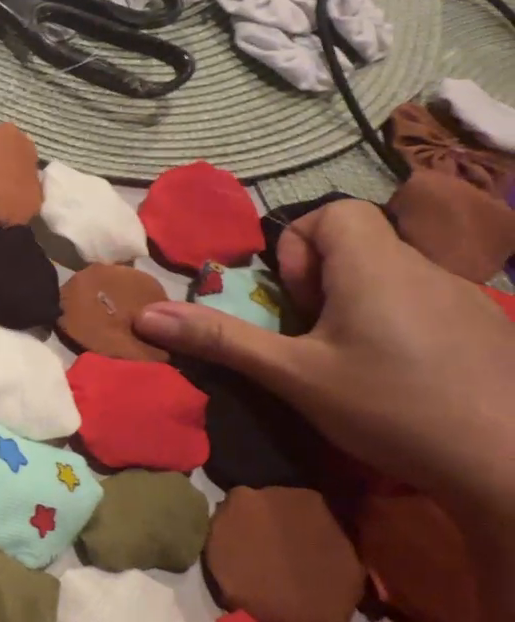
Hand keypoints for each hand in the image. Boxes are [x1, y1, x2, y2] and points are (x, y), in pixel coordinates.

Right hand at [134, 199, 514, 517]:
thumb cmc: (394, 410)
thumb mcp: (292, 376)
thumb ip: (219, 339)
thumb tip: (142, 315)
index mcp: (378, 269)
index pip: (334, 211)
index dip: (299, 244)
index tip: (295, 300)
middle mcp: (427, 271)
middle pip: (359, 243)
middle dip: (320, 279)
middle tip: (311, 333)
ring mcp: (468, 301)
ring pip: (393, 275)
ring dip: (357, 303)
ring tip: (350, 358)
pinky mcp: (491, 333)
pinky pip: (428, 304)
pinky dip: (398, 324)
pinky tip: (399, 375)